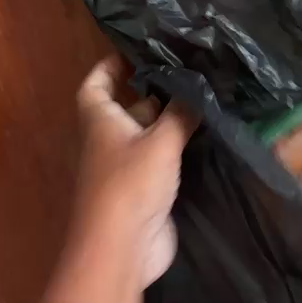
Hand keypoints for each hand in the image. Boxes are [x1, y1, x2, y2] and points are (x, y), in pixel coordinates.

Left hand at [71, 57, 198, 286]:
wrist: (122, 251)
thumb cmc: (130, 185)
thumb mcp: (161, 141)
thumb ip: (181, 112)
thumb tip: (198, 86)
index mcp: (101, 122)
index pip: (95, 86)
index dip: (108, 68)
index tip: (132, 52)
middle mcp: (110, 142)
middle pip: (128, 109)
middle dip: (153, 92)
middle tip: (188, 73)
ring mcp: (127, 169)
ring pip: (148, 136)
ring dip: (170, 122)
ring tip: (204, 99)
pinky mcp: (145, 193)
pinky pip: (162, 162)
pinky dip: (179, 150)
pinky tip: (206, 137)